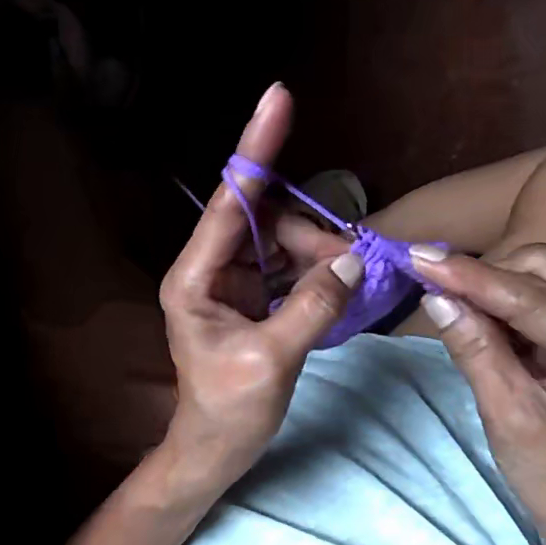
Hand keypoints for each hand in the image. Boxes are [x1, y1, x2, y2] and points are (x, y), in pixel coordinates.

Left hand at [158, 84, 362, 486]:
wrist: (215, 447)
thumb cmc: (228, 410)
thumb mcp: (272, 359)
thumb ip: (312, 305)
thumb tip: (352, 260)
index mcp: (193, 278)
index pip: (228, 202)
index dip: (255, 148)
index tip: (277, 97)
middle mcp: (207, 269)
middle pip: (264, 221)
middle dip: (310, 234)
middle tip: (351, 263)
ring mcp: (229, 281)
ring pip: (280, 241)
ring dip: (318, 255)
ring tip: (348, 283)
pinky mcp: (250, 296)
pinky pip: (287, 265)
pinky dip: (316, 270)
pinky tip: (338, 286)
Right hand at [410, 243, 545, 544]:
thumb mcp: (507, 415)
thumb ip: (475, 350)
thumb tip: (435, 297)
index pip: (533, 301)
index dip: (471, 277)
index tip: (419, 259)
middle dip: (484, 275)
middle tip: (431, 288)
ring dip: (493, 284)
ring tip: (456, 310)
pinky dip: (506, 299)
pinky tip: (480, 318)